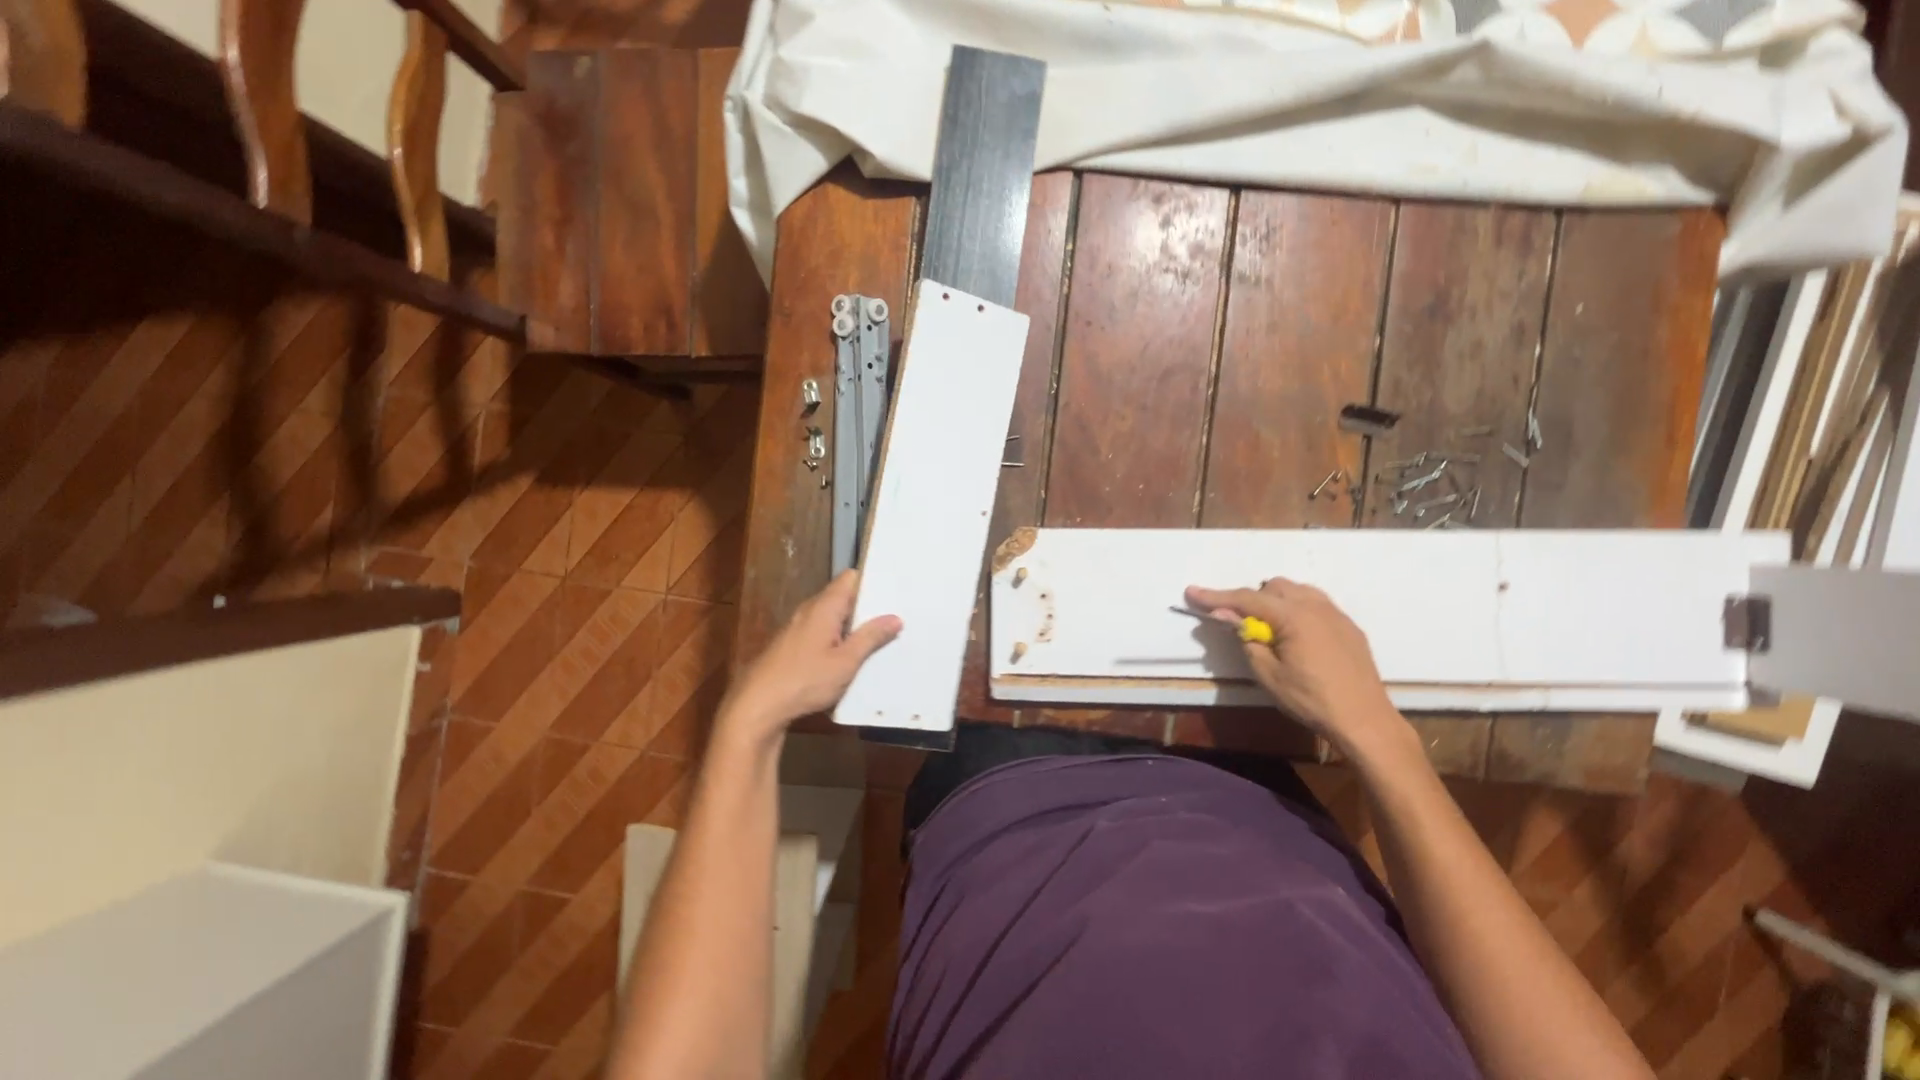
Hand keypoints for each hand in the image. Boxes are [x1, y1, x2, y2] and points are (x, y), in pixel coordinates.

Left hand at [716, 570, 901, 747]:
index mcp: (824, 607)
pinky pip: (819, 633)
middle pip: (840, 597)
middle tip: (892, 617)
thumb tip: (894, 617)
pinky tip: (847, 658)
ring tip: (876, 638)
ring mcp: (796, 629)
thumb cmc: (805, 681)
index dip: (871, 581)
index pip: (849, 578)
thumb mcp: (846, 662)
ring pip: (829, 617)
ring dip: (850, 625)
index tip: (893, 592)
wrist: (758, 706)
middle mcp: (808, 611)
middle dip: (864, 606)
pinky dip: (835, 639)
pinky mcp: (790, 647)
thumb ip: (870, 638)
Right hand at [1185, 578, 1406, 759]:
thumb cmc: (1311, 700)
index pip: (1247, 598)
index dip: (1216, 597)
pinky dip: (1297, 609)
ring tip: (1268, 628)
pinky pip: (1316, 604)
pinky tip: (1295, 635)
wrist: (1364, 720)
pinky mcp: (1349, 627)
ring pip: (1297, 591)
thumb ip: (1247, 639)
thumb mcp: (1268, 675)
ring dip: (1275, 601)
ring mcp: (1336, 614)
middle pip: (1274, 587)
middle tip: (1238, 622)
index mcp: (1294, 616)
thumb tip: (1229, 616)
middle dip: (1251, 598)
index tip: (1191, 593)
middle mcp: (1316, 606)